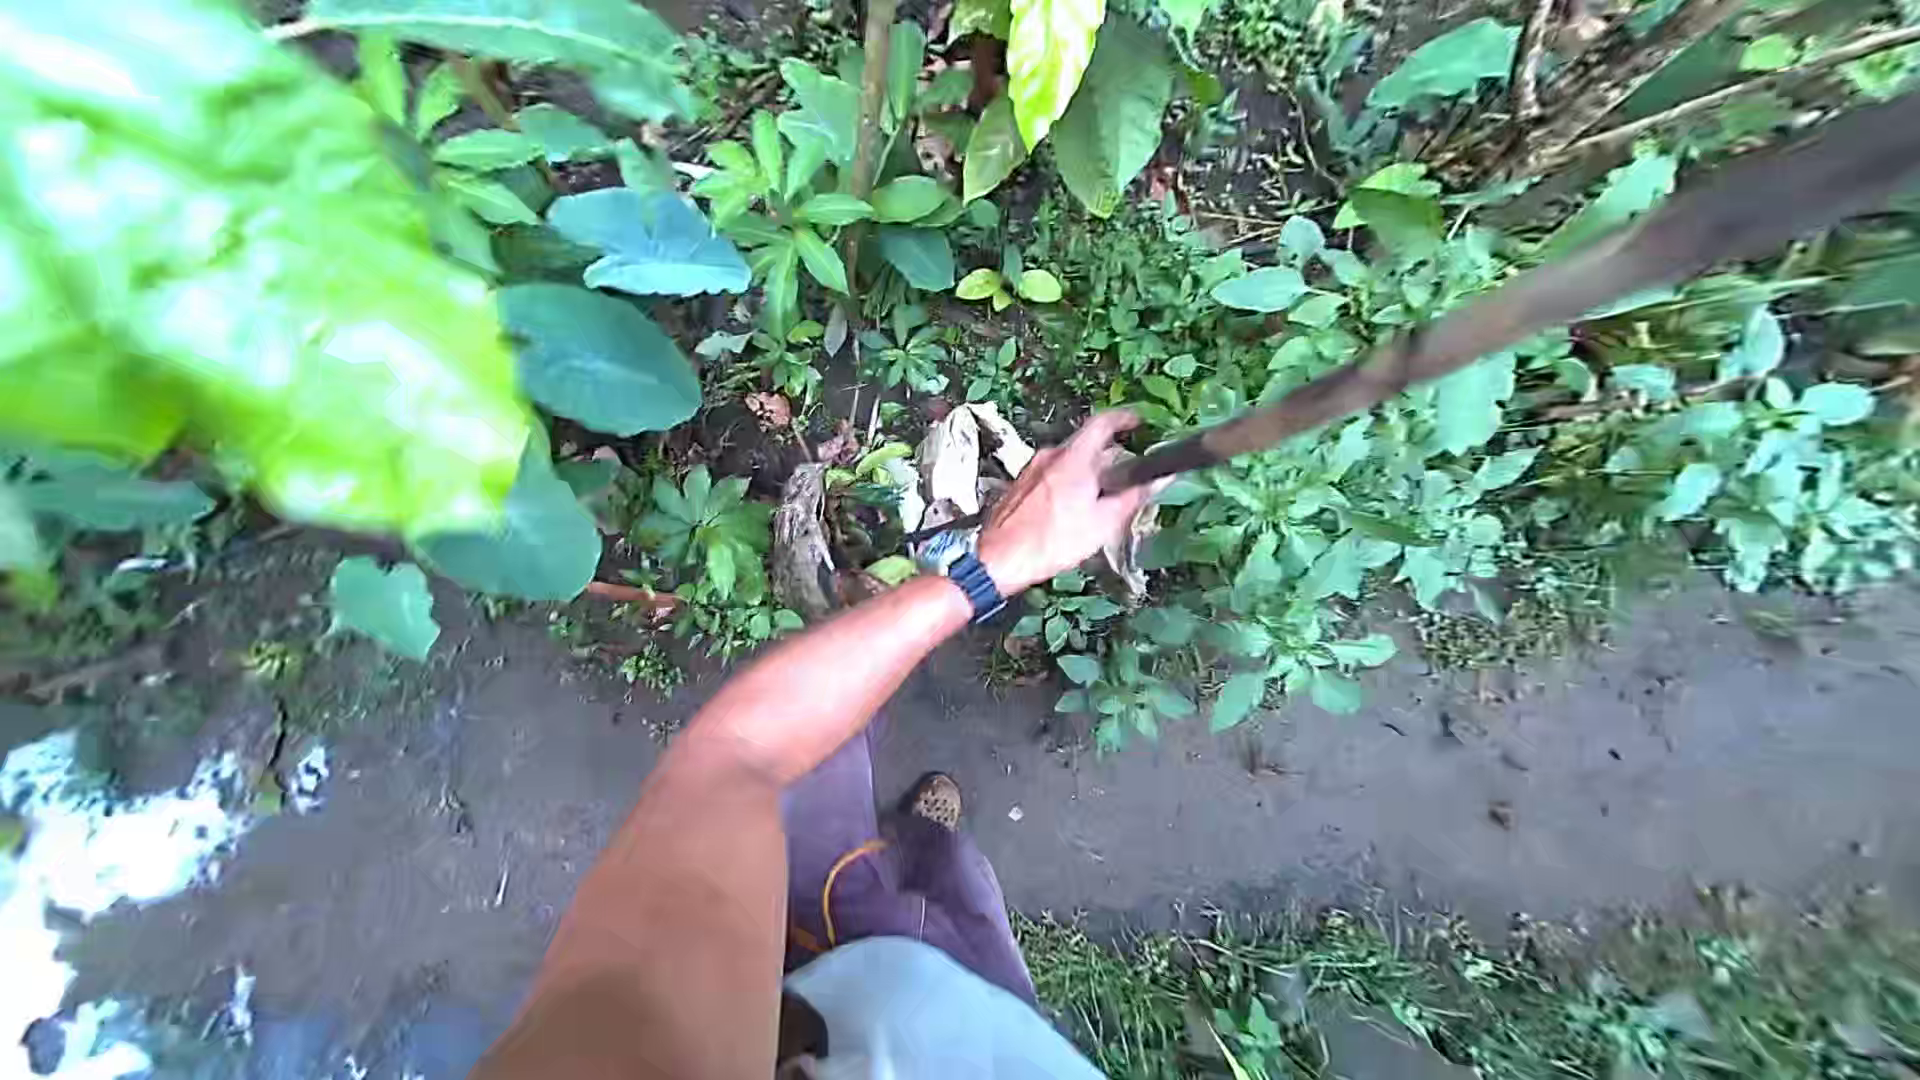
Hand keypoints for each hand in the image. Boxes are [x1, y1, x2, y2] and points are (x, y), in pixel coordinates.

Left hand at [976, 410, 1158, 594]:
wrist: (1000, 560)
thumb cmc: (1050, 542)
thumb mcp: (1103, 523)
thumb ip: (1133, 497)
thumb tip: (1158, 481)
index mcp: (1073, 458)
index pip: (1103, 422)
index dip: (1125, 418)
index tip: (1138, 423)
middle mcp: (1049, 456)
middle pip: (1086, 445)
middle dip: (1109, 458)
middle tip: (1126, 478)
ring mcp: (1031, 470)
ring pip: (1068, 462)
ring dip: (1087, 475)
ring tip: (1098, 502)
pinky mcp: (1020, 486)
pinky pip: (1051, 476)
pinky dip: (1067, 485)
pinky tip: (1070, 512)